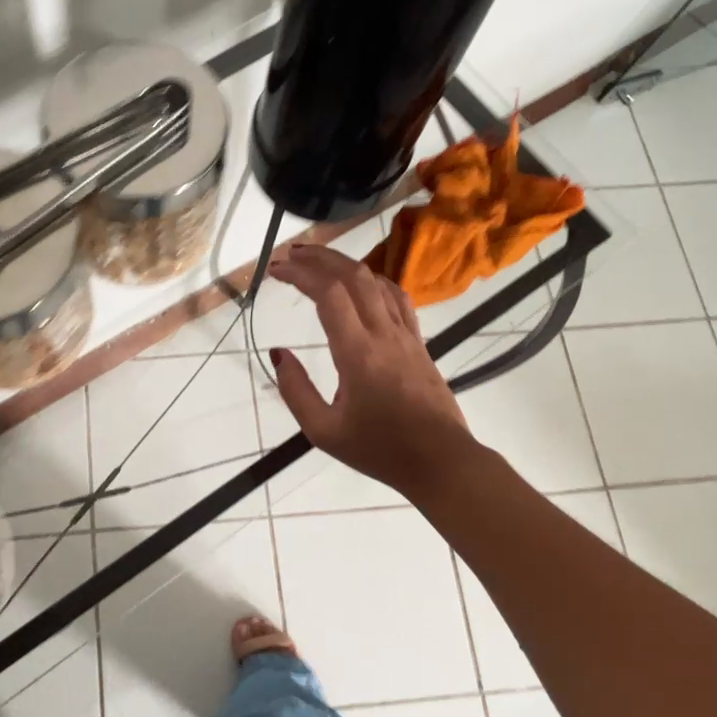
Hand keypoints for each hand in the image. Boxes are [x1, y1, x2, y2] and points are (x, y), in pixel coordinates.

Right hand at [266, 245, 475, 491]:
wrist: (440, 461)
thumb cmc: (379, 450)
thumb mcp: (324, 431)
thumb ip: (296, 390)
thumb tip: (278, 353)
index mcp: (357, 354)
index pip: (328, 294)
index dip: (300, 274)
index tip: (276, 270)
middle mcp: (383, 334)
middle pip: (353, 275)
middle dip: (319, 258)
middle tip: (290, 255)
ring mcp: (406, 336)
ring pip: (377, 281)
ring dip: (345, 264)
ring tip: (318, 261)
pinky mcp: (419, 343)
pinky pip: (397, 298)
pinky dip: (374, 280)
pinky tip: (362, 282)